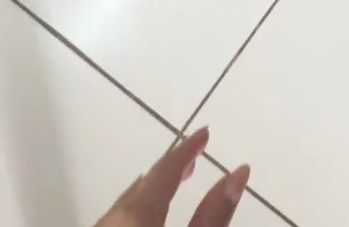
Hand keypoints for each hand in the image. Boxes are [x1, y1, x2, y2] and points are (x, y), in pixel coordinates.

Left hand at [96, 129, 249, 226]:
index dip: (187, 148)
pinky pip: (113, 221)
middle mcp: (109, 221)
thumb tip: (240, 171)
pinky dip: (133, 211)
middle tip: (194, 157)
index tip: (206, 131)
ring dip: (150, 191)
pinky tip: (142, 216)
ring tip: (173, 183)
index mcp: (134, 215)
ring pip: (123, 206)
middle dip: (168, 169)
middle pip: (141, 186)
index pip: (165, 170)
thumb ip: (213, 214)